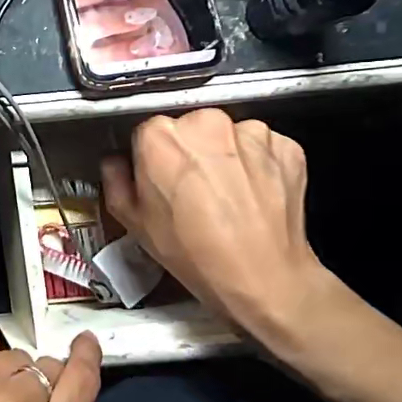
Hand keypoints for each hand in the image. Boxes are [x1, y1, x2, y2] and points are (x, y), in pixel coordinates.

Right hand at [101, 110, 359, 355]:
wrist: (261, 279)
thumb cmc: (193, 252)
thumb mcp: (133, 222)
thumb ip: (115, 181)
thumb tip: (116, 163)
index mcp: (160, 135)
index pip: (148, 131)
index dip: (151, 156)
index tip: (158, 178)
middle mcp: (205, 122)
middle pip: (190, 127)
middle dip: (190, 152)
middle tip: (192, 189)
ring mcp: (250, 132)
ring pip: (228, 136)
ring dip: (226, 157)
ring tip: (227, 196)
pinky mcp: (286, 146)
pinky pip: (263, 148)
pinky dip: (258, 165)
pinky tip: (252, 196)